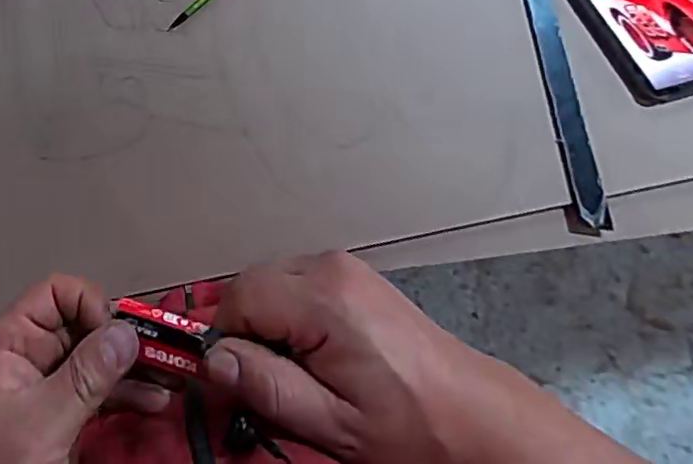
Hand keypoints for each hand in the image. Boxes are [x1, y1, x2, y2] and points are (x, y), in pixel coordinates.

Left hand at [0, 274, 169, 463]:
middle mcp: (24, 357)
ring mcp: (38, 391)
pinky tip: (148, 401)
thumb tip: (123, 333)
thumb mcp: (41, 424)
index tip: (117, 335)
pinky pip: (90, 394)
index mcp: (8, 342)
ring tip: (165, 379)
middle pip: (78, 327)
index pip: (54, 294)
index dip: (89, 304)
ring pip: (90, 362)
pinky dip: (119, 396)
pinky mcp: (50, 422)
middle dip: (118, 339)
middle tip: (158, 354)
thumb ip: (84, 377)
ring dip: (127, 370)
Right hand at [204, 251, 642, 463]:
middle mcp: (327, 266)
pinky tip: (306, 348)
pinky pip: (291, 280)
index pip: (239, 297)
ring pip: (267, 280)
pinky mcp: (347, 271)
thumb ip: (268, 387)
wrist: (479, 417)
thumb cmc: (412, 428)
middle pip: (250, 283)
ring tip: (287, 368)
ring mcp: (339, 263)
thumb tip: (213, 359)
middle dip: (242, 329)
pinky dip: (284, 311)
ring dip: (262, 320)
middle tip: (256, 381)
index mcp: (324, 298)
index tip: (226, 381)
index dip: (224, 338)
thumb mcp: (336, 426)